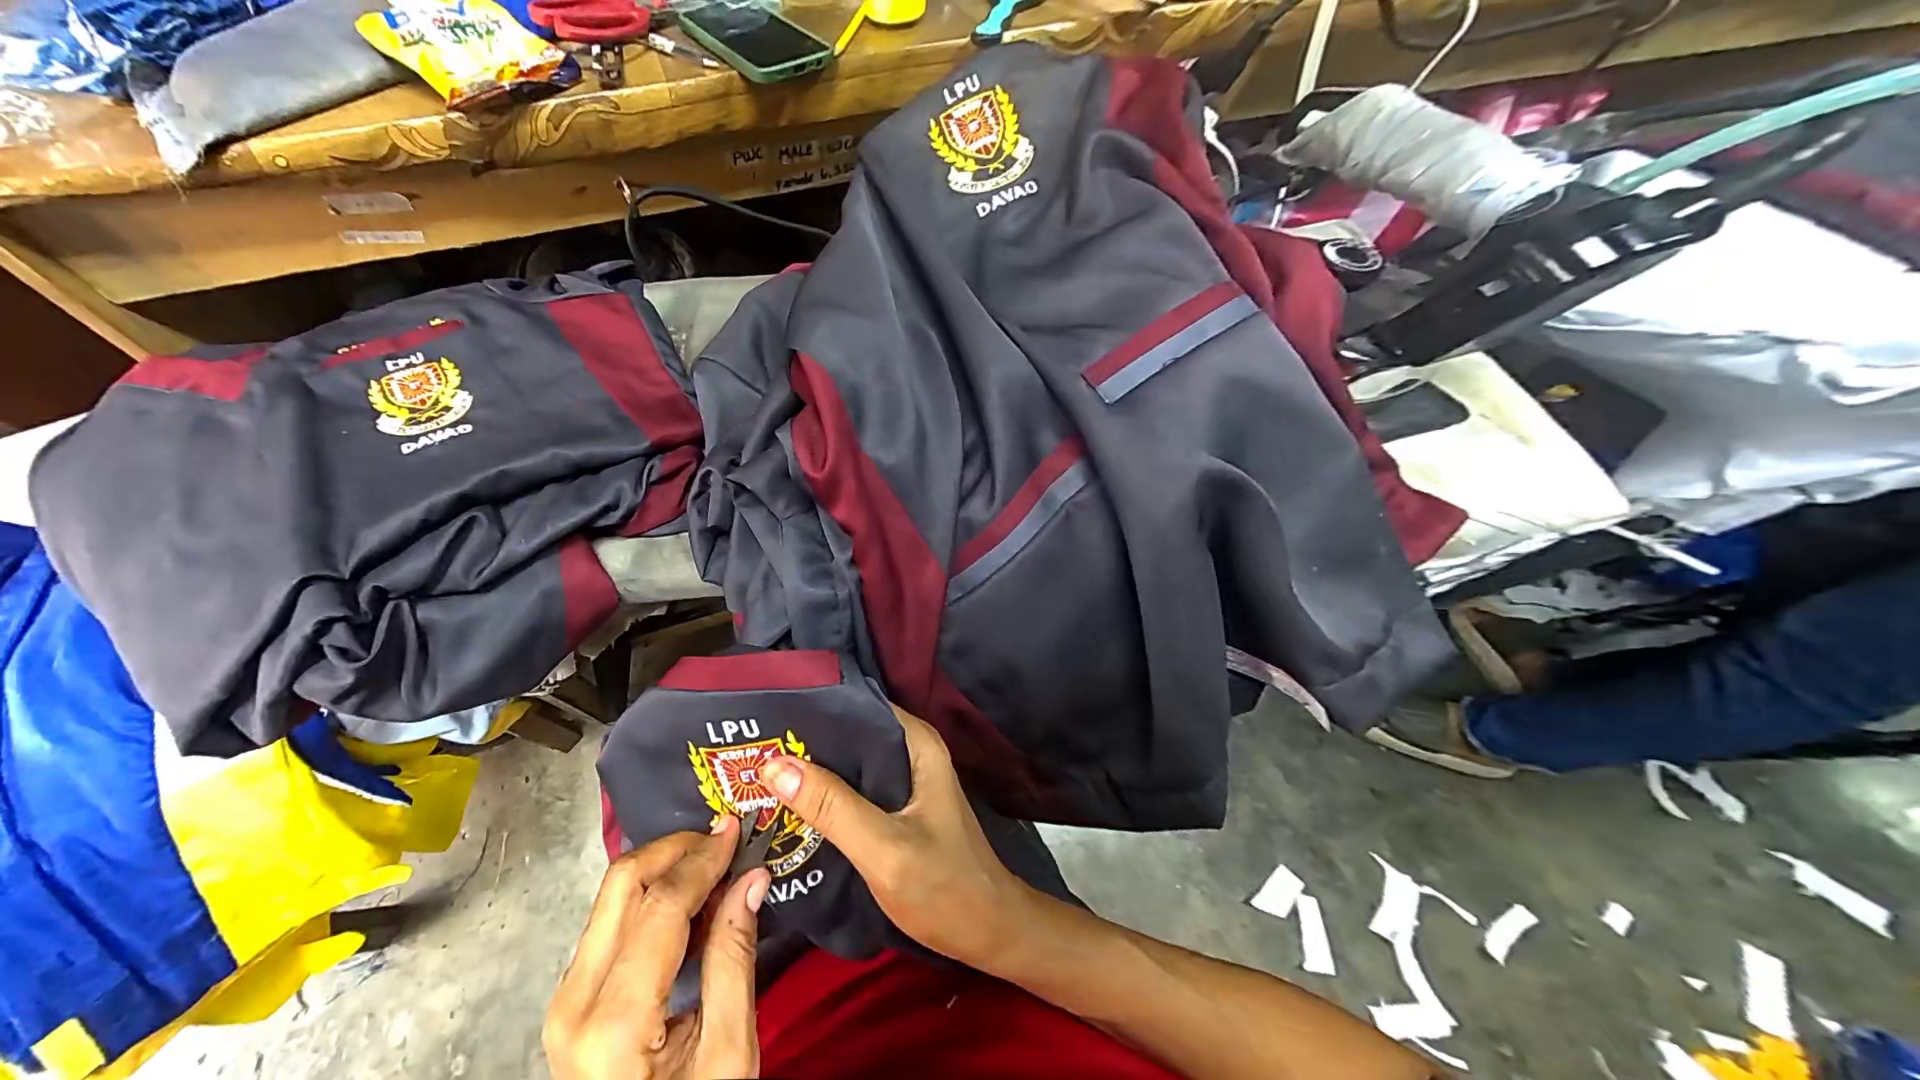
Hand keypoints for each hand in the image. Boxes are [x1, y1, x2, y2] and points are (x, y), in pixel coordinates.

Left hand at [545, 818, 771, 1079]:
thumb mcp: (728, 1054)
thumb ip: (735, 959)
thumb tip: (751, 879)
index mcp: (614, 1022)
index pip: (661, 906)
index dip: (703, 859)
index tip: (737, 829)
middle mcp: (573, 1002)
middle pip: (621, 886)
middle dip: (676, 848)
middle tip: (723, 838)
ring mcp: (563, 1001)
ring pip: (612, 898)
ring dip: (665, 868)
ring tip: (715, 863)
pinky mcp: (570, 1000)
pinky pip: (610, 923)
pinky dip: (652, 895)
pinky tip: (691, 898)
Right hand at [758, 705, 1038, 973]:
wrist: (988, 933)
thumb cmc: (944, 888)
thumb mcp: (883, 848)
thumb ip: (832, 806)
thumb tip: (773, 764)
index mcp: (917, 744)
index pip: (858, 706)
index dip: (812, 710)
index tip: (763, 716)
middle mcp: (911, 753)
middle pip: (849, 733)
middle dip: (803, 741)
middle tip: (747, 748)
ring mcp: (903, 782)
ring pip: (848, 765)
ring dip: (810, 771)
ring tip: (752, 772)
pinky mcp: (894, 809)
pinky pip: (852, 791)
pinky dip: (823, 796)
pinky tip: (786, 807)